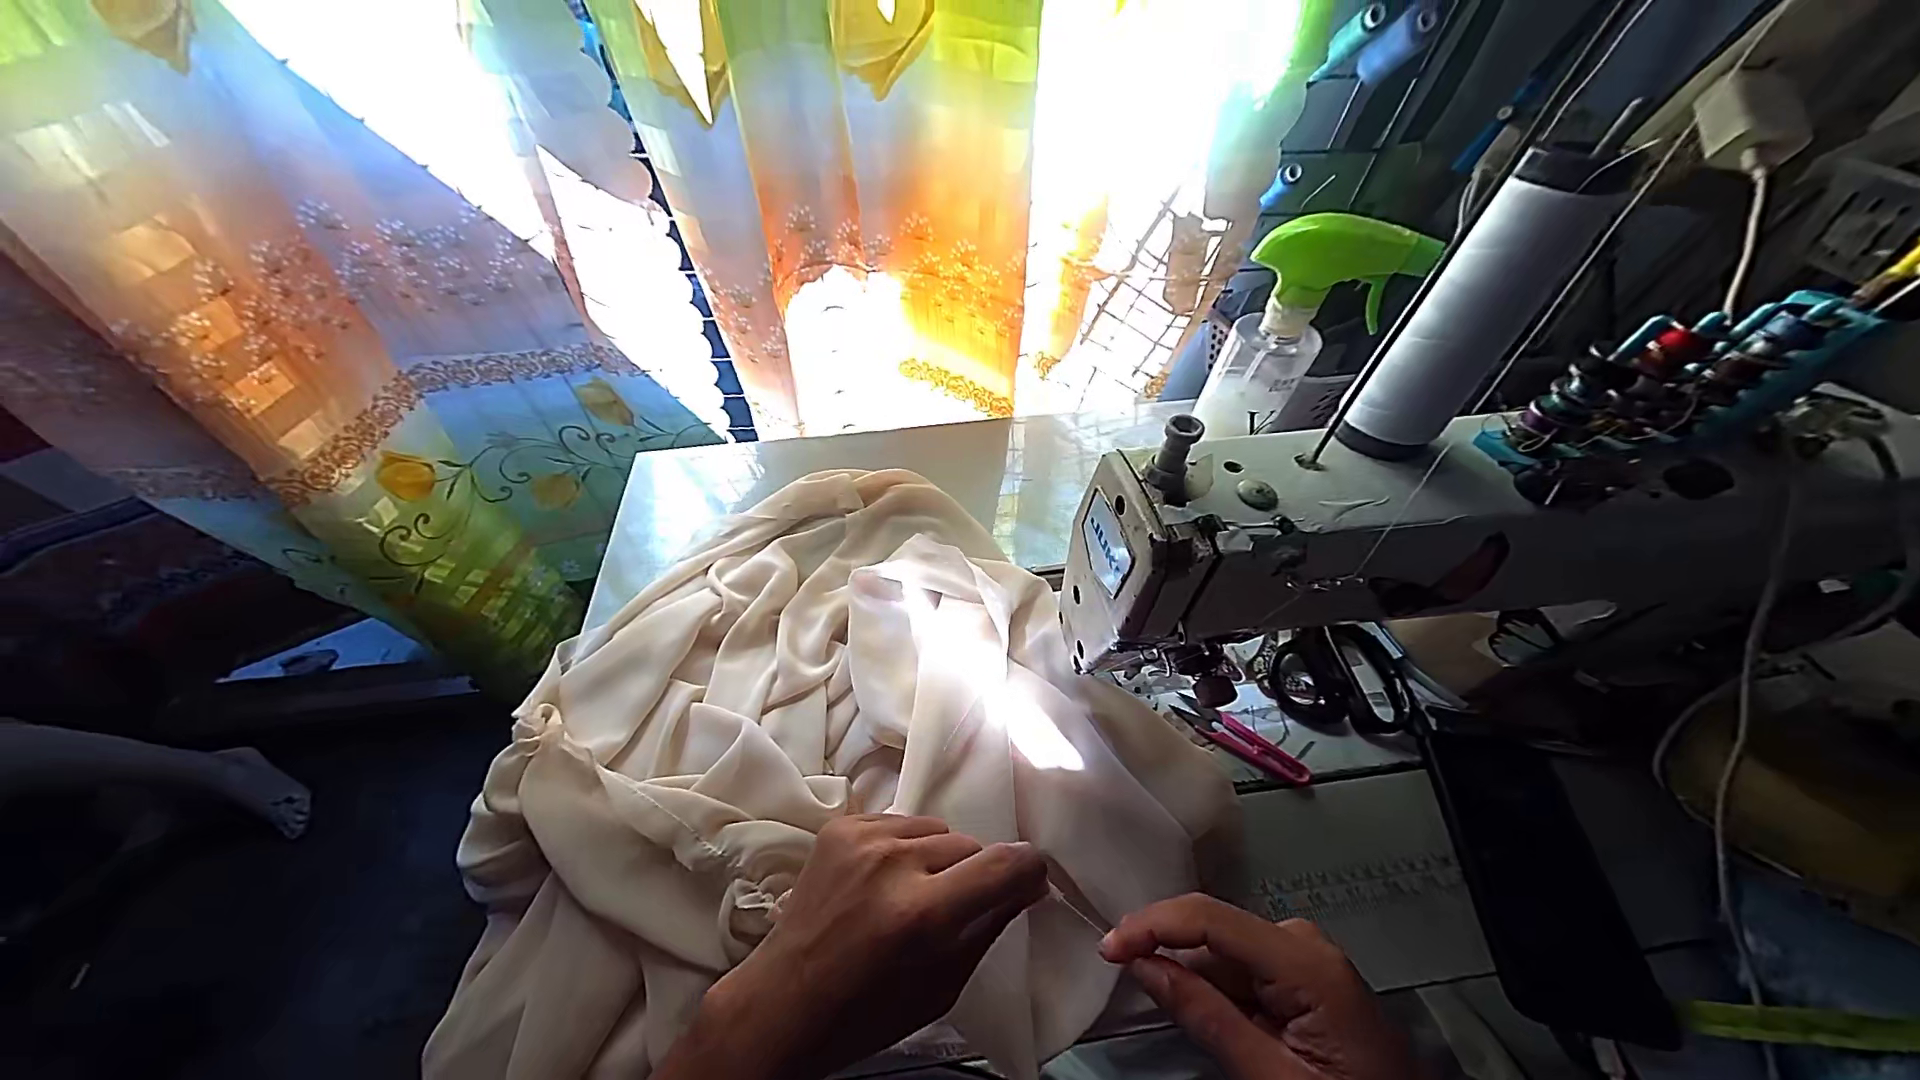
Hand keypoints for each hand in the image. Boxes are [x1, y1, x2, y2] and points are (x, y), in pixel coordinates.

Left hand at [657, 814, 1048, 1079]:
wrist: (784, 999)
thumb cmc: (868, 1010)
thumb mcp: (943, 985)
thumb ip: (990, 924)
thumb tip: (1030, 882)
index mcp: (920, 914)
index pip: (1001, 864)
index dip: (1029, 867)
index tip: (1033, 877)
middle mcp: (892, 862)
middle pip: (969, 844)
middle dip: (974, 873)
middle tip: (954, 904)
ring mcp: (862, 837)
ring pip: (937, 829)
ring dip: (939, 855)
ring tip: (914, 889)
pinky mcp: (841, 825)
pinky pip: (901, 821)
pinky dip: (905, 845)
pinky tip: (885, 877)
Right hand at [1100, 893, 1416, 1079]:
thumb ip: (1207, 1018)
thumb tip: (1145, 966)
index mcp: (1306, 963)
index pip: (1211, 918)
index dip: (1152, 925)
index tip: (1110, 947)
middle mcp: (1305, 942)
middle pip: (1214, 931)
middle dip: (1169, 952)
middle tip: (1125, 974)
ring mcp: (1306, 954)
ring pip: (1223, 950)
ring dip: (1191, 974)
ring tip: (1168, 1005)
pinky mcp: (1303, 971)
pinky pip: (1243, 966)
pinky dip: (1215, 987)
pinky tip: (1202, 1009)